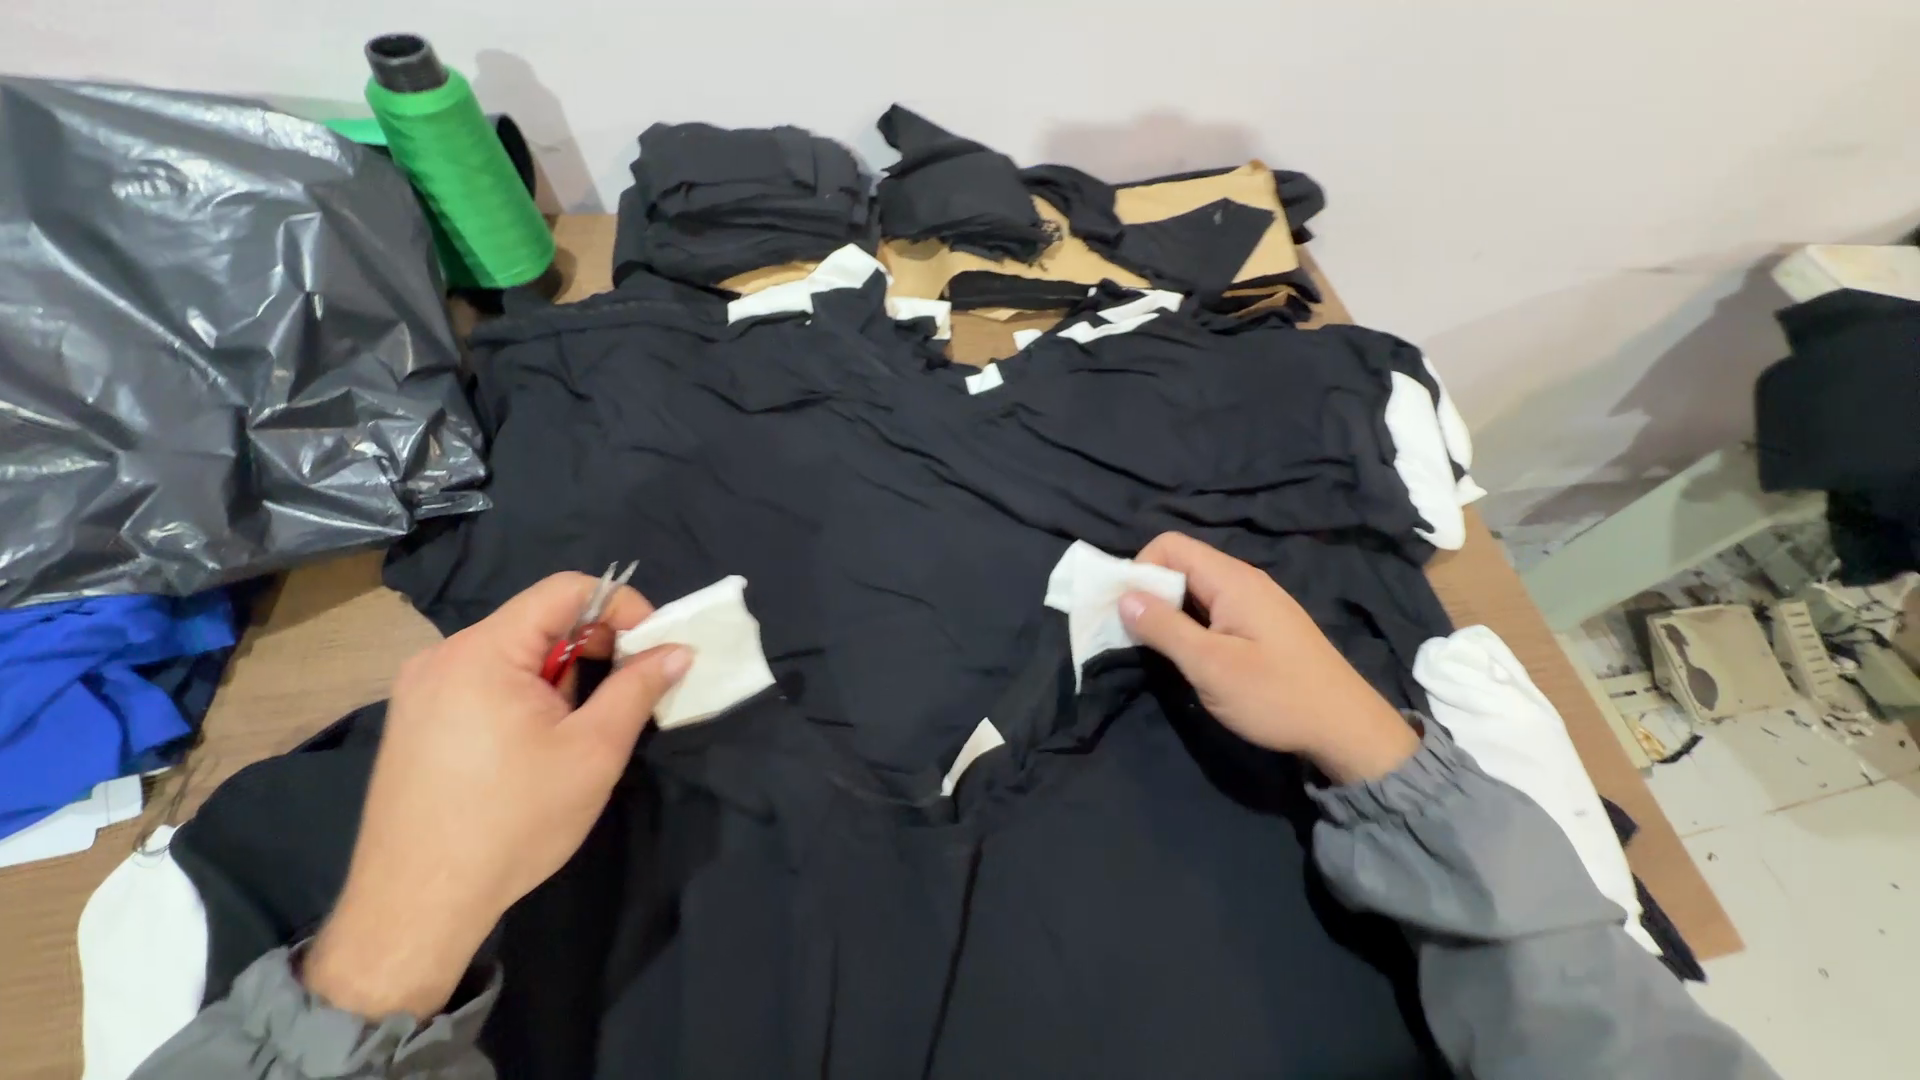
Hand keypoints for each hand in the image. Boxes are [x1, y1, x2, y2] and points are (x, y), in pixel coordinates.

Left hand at [304, 572, 689, 1019]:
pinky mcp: (415, 721)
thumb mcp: (594, 751)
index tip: (652, 647)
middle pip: (538, 620)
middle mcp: (442, 657)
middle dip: (594, 644)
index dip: (621, 606)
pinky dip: (527, 693)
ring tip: (580, 727)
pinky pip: (485, 680)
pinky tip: (537, 743)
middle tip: (626, 690)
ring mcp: (421, 690)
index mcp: (482, 652)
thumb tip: (679, 649)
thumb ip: (639, 688)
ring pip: (514, 653)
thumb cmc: (514, 822)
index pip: (565, 590)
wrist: (416, 908)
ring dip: (561, 674)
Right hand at [1118, 532, 1418, 784]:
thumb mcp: (1210, 665)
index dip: (1139, 569)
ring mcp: (1257, 603)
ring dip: (1169, 612)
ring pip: (1197, 590)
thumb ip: (1164, 628)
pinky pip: (1215, 609)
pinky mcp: (1263, 626)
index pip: (1170, 545)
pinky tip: (1191, 656)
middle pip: (1182, 564)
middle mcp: (1245, 581)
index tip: (1124, 610)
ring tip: (1158, 649)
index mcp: (1232, 580)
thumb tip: (1124, 597)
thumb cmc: (1275, 696)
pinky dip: (1191, 624)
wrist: (1347, 730)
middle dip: (1150, 592)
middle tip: (1134, 634)